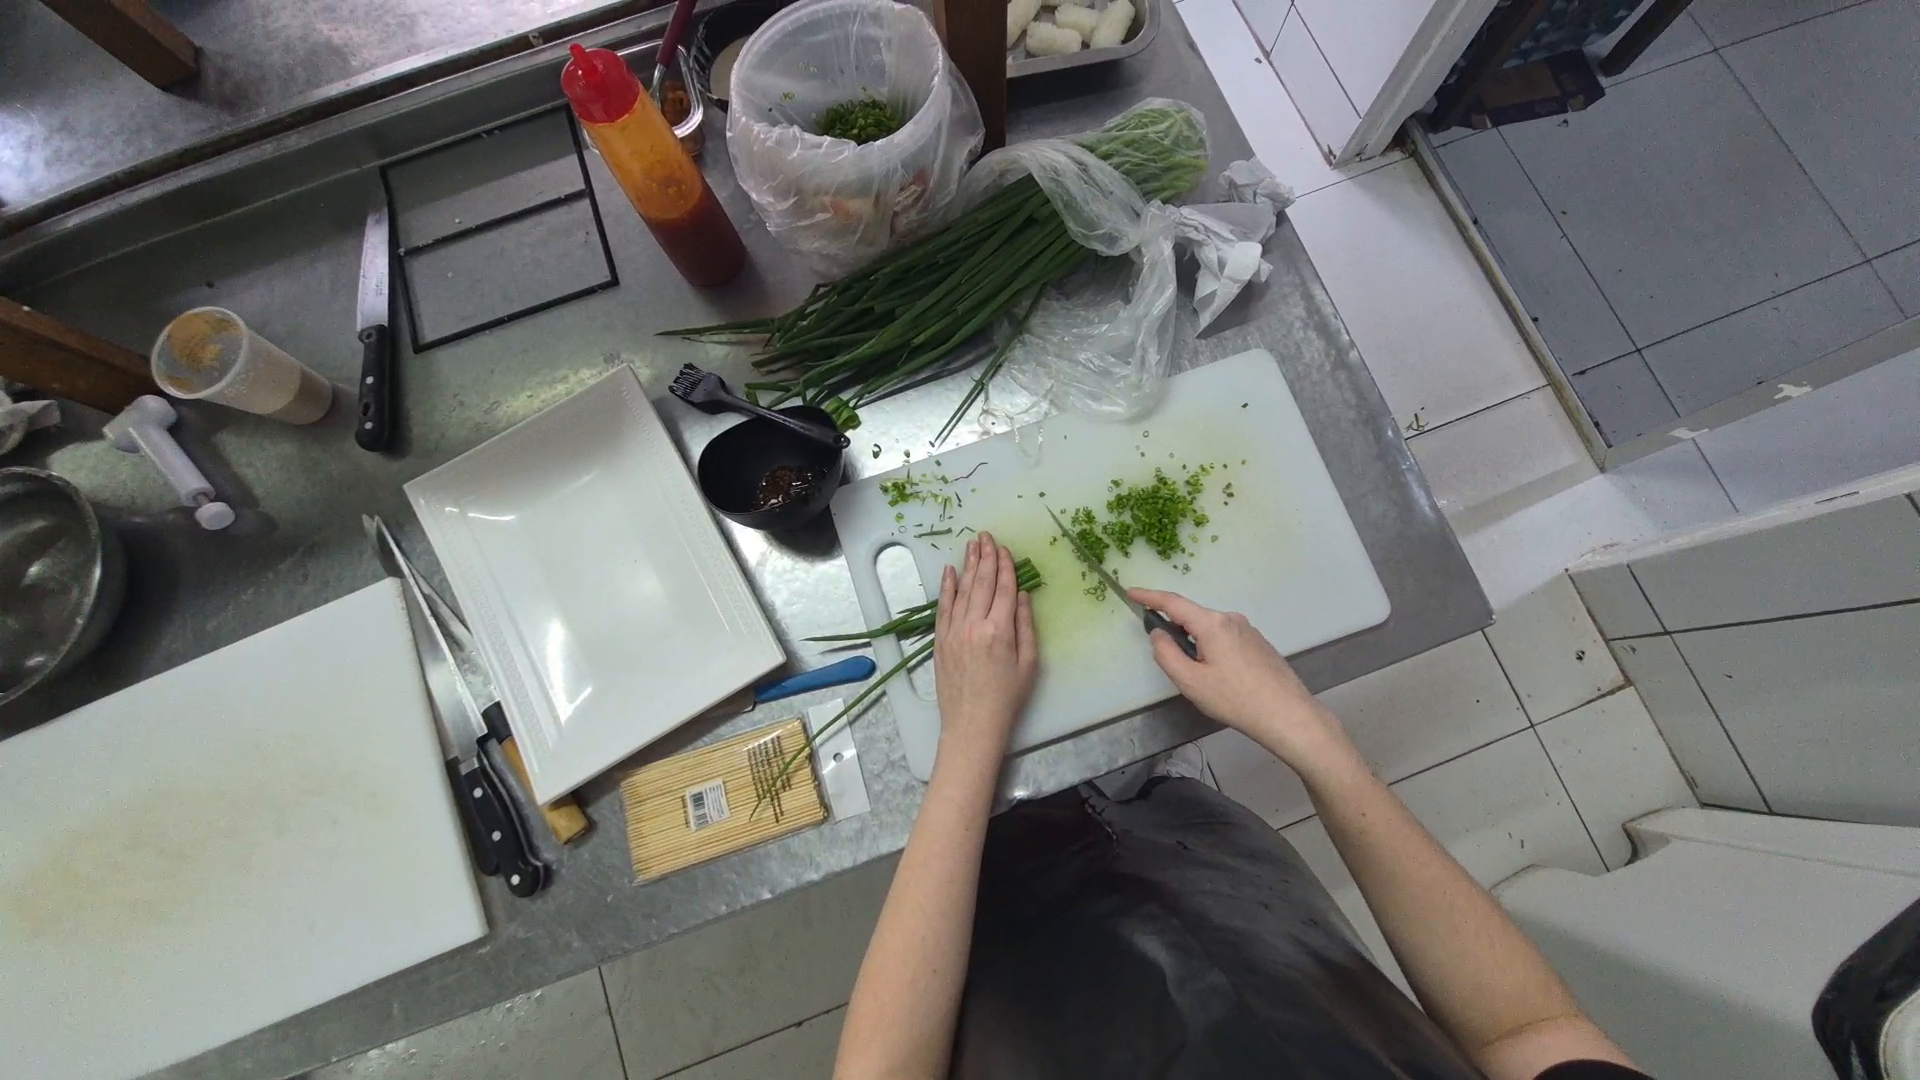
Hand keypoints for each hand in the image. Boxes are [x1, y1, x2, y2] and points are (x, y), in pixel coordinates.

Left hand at [933, 533, 1037, 761]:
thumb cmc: (1007, 698)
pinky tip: (950, 571)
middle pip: (982, 583)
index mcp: (1000, 631)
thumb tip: (1022, 596)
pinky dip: (946, 587)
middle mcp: (974, 625)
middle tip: (986, 536)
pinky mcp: (940, 641)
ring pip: (962, 590)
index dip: (1006, 566)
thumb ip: (1026, 626)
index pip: (1004, 589)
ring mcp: (954, 632)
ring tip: (972, 544)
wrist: (972, 724)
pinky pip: (943, 607)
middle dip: (986, 557)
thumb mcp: (1028, 664)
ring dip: (968, 565)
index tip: (1006, 549)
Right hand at [1130, 588, 1357, 778]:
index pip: (1173, 602)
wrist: (1288, 715)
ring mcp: (1248, 630)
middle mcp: (1231, 619)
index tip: (1131, 592)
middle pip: (1193, 617)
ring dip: (1196, 644)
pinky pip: (1225, 638)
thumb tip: (1158, 633)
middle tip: (1170, 661)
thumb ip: (1166, 653)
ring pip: (1210, 630)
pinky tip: (1221, 679)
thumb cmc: (1235, 699)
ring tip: (1201, 679)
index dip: (1149, 596)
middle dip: (1175, 631)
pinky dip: (1212, 649)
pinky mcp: (1258, 643)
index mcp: (1212, 623)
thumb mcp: (1190, 681)